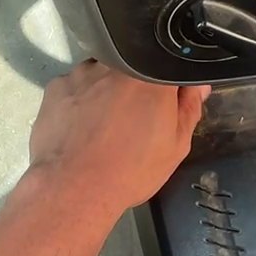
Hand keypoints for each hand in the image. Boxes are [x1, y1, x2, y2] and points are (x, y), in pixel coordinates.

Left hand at [25, 60, 209, 221]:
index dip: (170, 86)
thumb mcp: (175, 146)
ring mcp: (83, 73)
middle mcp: (118, 66)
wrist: (74, 188)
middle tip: (134, 121)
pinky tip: (83, 126)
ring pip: (103, 75)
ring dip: (107, 92)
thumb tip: (197, 86)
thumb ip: (189, 108)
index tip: (167, 104)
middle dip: (137, 90)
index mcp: (153, 78)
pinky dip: (81, 101)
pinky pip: (76, 86)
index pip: (169, 66)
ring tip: (105, 127)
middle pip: (135, 68)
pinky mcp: (58, 85)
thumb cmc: (129, 171)